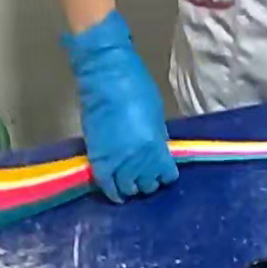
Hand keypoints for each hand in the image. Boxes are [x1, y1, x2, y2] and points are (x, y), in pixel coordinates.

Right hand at [61, 10, 177, 202]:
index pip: (168, 176)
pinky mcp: (98, 159)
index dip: (166, 175)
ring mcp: (118, 163)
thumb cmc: (136, 87)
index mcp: (157, 150)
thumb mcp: (157, 115)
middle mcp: (139, 162)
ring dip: (131, 186)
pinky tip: (117, 194)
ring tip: (129, 180)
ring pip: (129, 189)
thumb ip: (159, 138)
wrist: (104, 72)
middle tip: (144, 173)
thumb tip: (160, 152)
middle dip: (148, 181)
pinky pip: (107, 186)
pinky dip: (113, 193)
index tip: (162, 172)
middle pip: (148, 185)